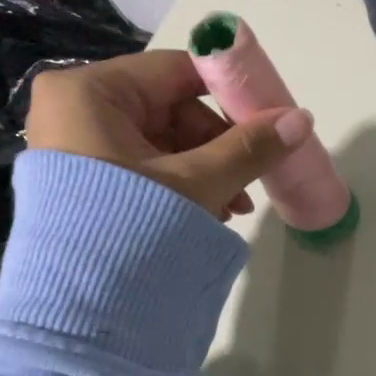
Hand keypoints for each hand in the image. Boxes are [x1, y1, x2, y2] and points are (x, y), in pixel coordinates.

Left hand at [24, 50, 314, 219]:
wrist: (88, 303)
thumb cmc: (135, 226)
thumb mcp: (199, 183)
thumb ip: (250, 148)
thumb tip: (300, 119)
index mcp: (90, 91)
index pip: (174, 72)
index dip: (227, 93)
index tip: (266, 123)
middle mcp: (75, 109)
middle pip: (170, 110)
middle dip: (218, 146)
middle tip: (249, 185)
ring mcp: (78, 148)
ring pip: (162, 143)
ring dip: (207, 171)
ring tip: (232, 209)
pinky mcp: (86, 184)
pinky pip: (144, 169)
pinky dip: (181, 187)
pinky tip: (206, 214)